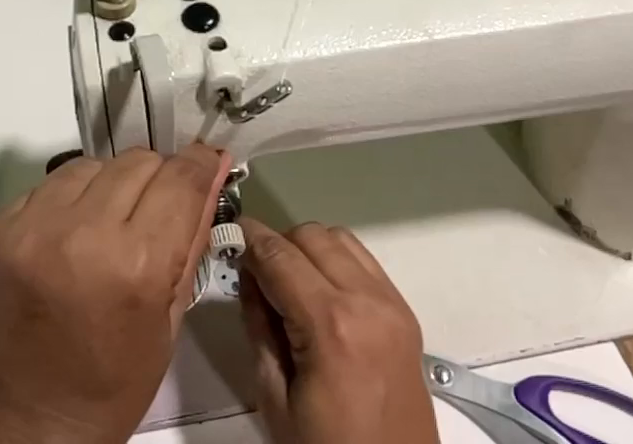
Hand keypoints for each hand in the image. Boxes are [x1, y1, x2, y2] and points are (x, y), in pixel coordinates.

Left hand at [0, 145, 230, 443]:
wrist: (21, 421)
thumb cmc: (110, 385)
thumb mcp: (168, 321)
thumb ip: (190, 239)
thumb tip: (211, 171)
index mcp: (134, 265)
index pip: (180, 180)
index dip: (201, 163)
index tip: (209, 159)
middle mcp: (79, 233)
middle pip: (137, 162)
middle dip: (158, 179)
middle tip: (156, 210)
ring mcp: (29, 227)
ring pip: (91, 165)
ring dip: (109, 185)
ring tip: (108, 223)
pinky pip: (47, 186)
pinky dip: (67, 201)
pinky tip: (69, 235)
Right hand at [238, 217, 438, 443]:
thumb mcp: (274, 398)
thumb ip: (259, 326)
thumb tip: (248, 275)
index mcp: (330, 325)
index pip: (279, 256)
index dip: (248, 239)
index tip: (227, 235)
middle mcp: (366, 300)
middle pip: (310, 236)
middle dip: (277, 246)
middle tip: (257, 278)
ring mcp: (391, 304)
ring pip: (339, 238)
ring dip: (308, 249)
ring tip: (290, 285)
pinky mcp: (405, 312)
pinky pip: (364, 260)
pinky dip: (336, 260)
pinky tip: (321, 293)